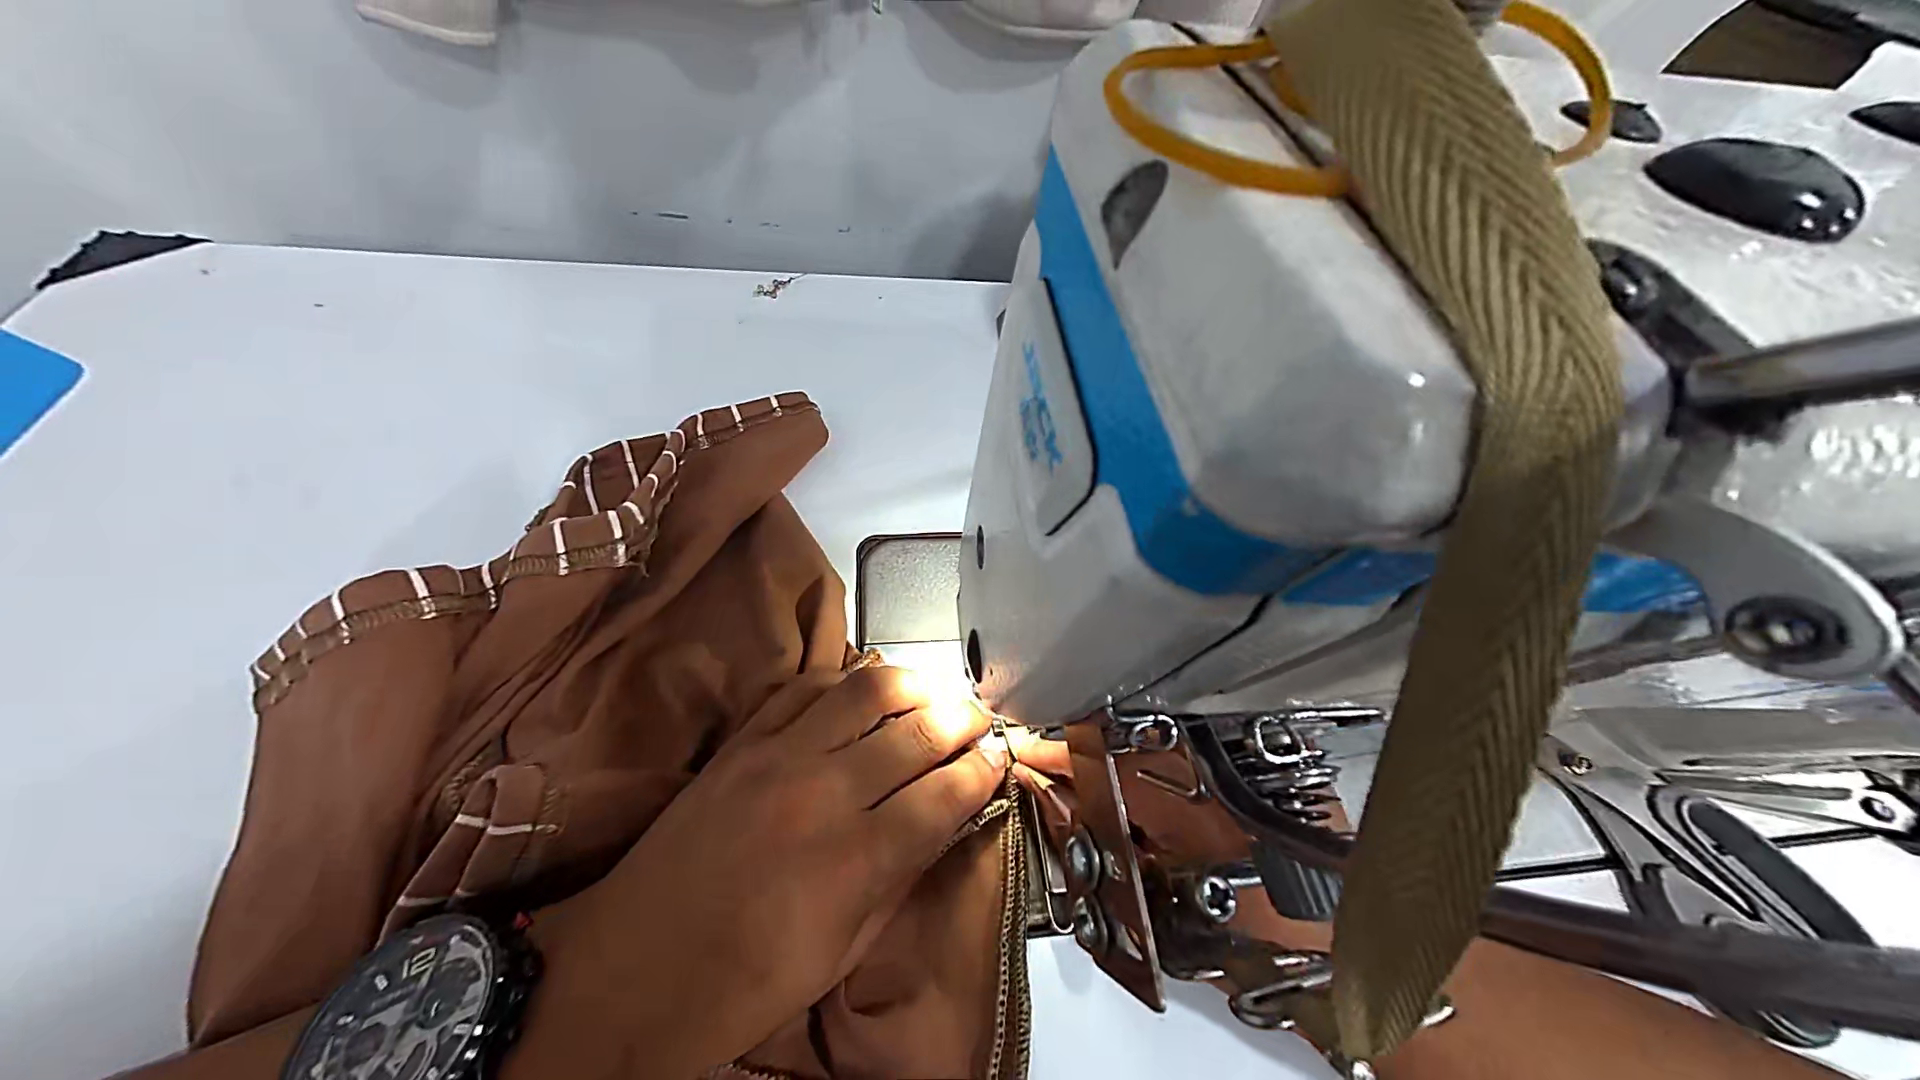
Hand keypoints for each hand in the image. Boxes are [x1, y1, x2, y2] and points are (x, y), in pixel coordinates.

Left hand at [514, 666, 1013, 1077]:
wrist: (634, 969)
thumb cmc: (749, 979)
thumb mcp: (845, 946)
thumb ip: (903, 872)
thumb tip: (949, 816)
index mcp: (856, 860)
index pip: (946, 792)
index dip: (983, 768)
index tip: (998, 756)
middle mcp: (824, 794)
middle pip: (917, 731)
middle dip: (962, 719)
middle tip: (977, 721)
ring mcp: (779, 756)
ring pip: (867, 690)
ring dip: (914, 683)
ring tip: (934, 693)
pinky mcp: (742, 740)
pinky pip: (806, 687)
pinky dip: (846, 681)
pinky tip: (865, 692)